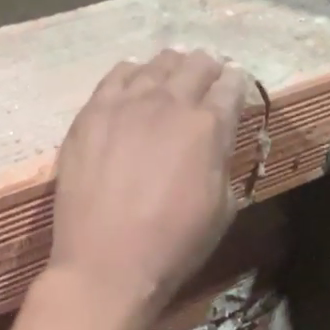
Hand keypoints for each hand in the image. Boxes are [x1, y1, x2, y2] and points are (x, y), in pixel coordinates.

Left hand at [46, 49, 247, 329]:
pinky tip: (134, 82)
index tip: (235, 92)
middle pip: (195, 65)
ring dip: (171, 68)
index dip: (237, 87)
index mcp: (209, 127)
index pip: (232, 87)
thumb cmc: (174, 246)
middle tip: (208, 80)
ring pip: (156, 64)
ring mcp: (126, 104)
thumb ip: (223, 164)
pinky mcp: (91, 113)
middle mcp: (170, 102)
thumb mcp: (222, 209)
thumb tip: (218, 144)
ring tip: (172, 78)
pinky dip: (132, 74)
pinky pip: (116, 76)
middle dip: (207, 70)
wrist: (108, 264)